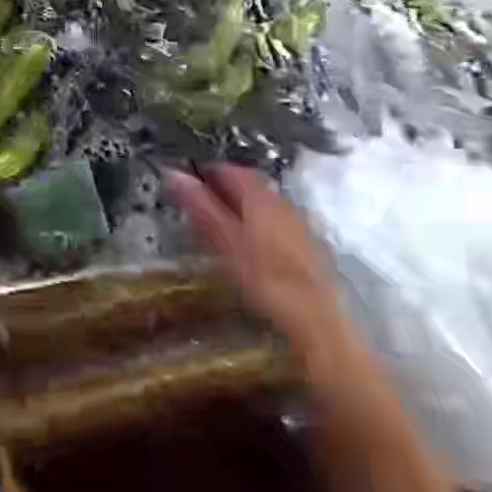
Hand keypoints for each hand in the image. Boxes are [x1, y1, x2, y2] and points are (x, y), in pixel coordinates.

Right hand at [162, 162, 341, 338]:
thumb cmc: (266, 280)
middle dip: (225, 187)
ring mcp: (298, 224)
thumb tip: (174, 174)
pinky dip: (259, 223)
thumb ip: (202, 208)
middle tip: (202, 199)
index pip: (232, 171)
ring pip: (265, 203)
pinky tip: (251, 243)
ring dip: (242, 205)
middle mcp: (282, 203)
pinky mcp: (308, 246)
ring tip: (221, 221)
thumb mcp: (226, 243)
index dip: (210, 171)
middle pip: (250, 185)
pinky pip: (277, 221)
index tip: (191, 178)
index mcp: (260, 198)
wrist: (317, 321)